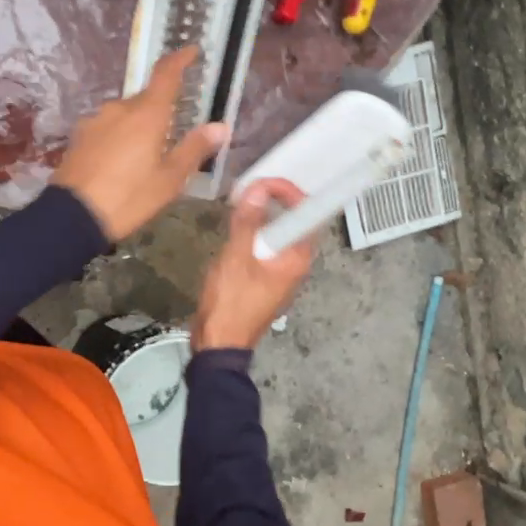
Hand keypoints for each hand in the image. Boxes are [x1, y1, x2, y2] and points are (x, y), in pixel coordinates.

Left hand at [51, 46, 228, 240]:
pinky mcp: (78, 138)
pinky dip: (117, 138)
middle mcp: (118, 109)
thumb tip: (220, 127)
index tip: (192, 51)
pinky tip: (118, 163)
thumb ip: (194, 149)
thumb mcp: (168, 180)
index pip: (166, 74)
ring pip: (123, 116)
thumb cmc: (128, 198)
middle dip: (159, 111)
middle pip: (144, 99)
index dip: (180, 59)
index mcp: (146, 114)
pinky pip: (106, 130)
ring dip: (136, 128)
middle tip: (170, 136)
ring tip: (142, 157)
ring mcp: (94, 122)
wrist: (71, 216)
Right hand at [192, 179, 316, 351]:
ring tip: (240, 202)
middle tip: (250, 187)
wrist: (218, 343)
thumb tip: (259, 190)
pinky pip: (265, 248)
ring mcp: (280, 273)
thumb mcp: (236, 258)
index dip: (289, 191)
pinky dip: (254, 233)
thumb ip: (247, 223)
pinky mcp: (265, 279)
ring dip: (261, 216)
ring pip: (277, 234)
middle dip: (274, 200)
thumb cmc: (231, 303)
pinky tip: (236, 228)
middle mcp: (296, 263)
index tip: (264, 182)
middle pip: (293, 222)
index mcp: (297, 258)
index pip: (306, 212)